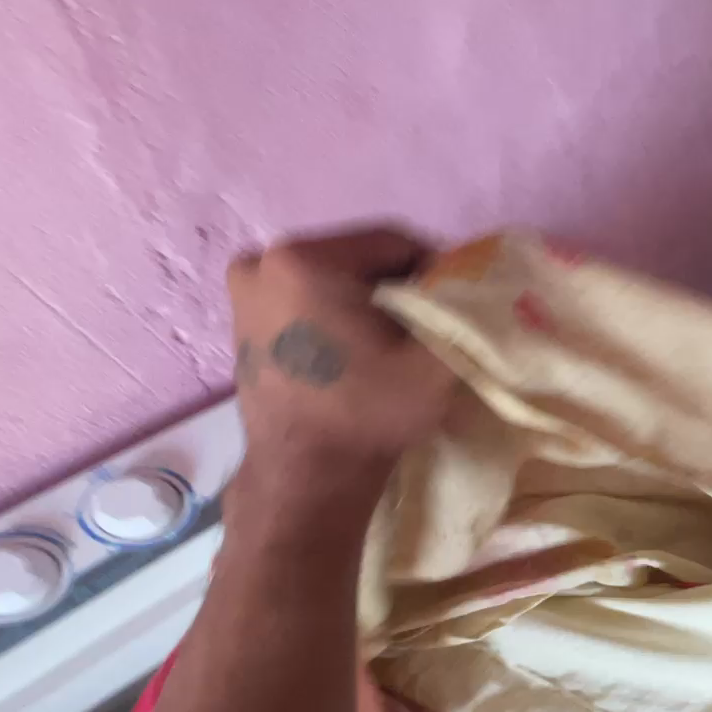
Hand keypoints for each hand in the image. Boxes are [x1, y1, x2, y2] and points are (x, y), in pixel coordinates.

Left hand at [225, 226, 455, 516]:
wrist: (308, 471)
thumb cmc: (371, 411)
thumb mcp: (435, 360)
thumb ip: (459, 313)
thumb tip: (468, 288)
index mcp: (306, 259)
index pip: (394, 240)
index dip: (437, 271)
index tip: (456, 310)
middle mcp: (262, 259)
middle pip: (361, 257)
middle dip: (401, 287)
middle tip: (430, 328)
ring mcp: (244, 287)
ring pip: (336, 277)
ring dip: (372, 301)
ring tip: (396, 343)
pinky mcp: (242, 316)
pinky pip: (309, 297)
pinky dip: (341, 314)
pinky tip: (361, 351)